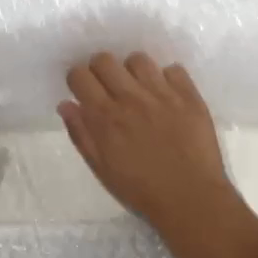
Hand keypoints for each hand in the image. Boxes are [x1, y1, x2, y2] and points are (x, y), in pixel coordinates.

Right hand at [60, 52, 238, 229]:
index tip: (83, 90)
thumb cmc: (140, 189)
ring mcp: (162, 94)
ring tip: (139, 89)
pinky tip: (166, 96)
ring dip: (132, 71)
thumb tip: (67, 104)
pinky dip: (166, 79)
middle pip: (105, 59)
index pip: (80, 75)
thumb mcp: (101, 168)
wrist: (190, 198)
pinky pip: (173, 69)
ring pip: (138, 59)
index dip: (78, 79)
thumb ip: (81, 134)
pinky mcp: (189, 95)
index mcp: (105, 117)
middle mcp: (130, 98)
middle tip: (108, 88)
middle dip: (100, 70)